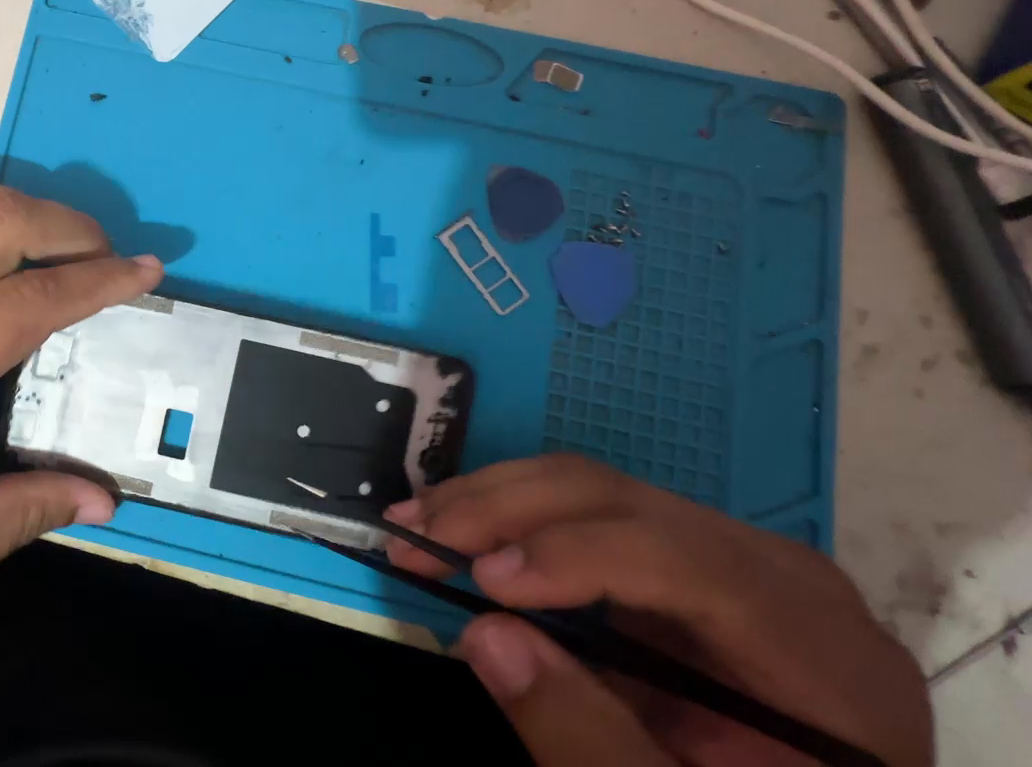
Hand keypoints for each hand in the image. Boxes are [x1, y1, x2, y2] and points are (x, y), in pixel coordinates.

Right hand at [384, 454, 929, 766]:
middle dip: (504, 512)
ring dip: (487, 500)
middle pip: (623, 501)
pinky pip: (578, 506)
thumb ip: (594, 740)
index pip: (691, 561)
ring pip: (587, 486)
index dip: (581, 556)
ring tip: (409, 525)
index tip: (483, 583)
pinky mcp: (667, 550)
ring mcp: (716, 550)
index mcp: (815, 646)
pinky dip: (504, 512)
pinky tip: (453, 524)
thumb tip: (481, 636)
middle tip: (411, 543)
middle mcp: (771, 571)